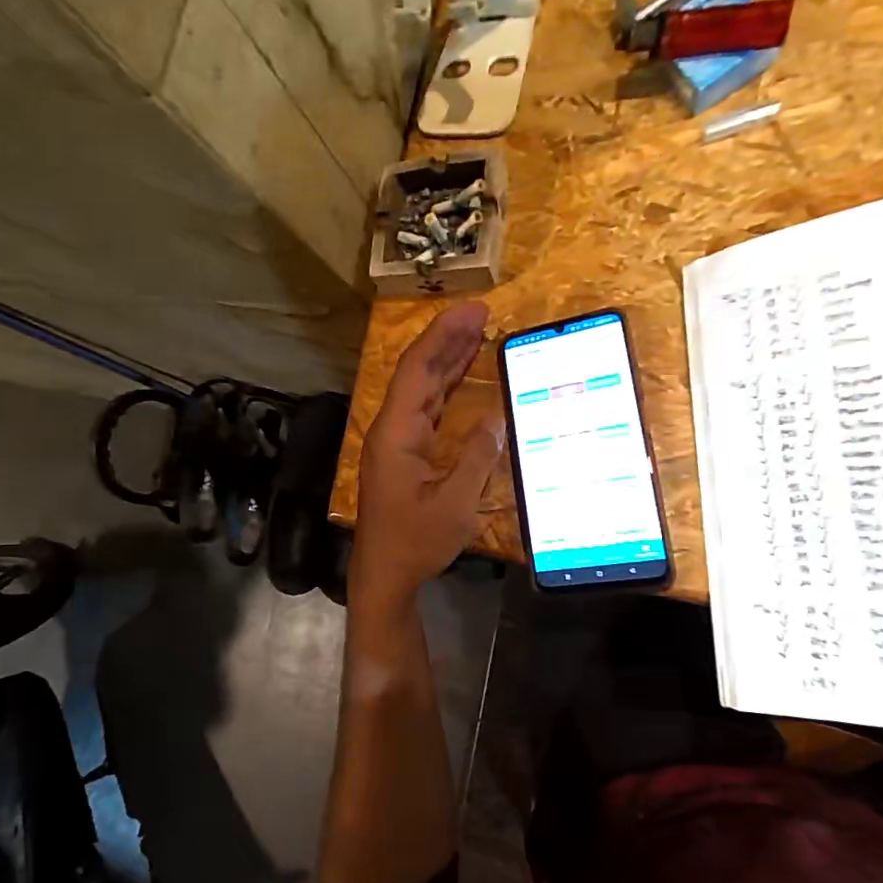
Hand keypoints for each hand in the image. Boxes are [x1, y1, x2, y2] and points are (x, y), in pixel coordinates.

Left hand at [351, 302, 505, 605]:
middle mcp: (392, 428)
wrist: (384, 572)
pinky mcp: (404, 453)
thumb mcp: (455, 503)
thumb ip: (477, 457)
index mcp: (397, 432)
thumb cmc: (415, 540)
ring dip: (448, 361)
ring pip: (423, 389)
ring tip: (478, 334)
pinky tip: (463, 377)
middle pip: (419, 372)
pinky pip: (426, 410)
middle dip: (448, 340)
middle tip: (482, 314)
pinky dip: (446, 389)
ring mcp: (396, 440)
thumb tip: (498, 419)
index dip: (443, 336)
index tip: (472, 311)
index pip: (418, 370)